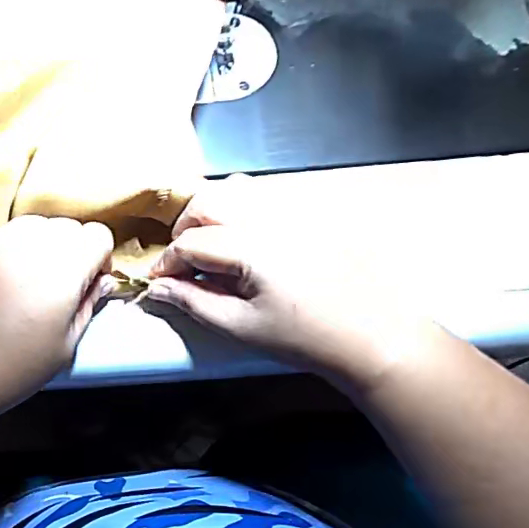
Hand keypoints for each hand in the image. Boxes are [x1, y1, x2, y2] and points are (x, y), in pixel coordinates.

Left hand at [0, 215, 114, 422]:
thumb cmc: (12, 369)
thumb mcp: (65, 346)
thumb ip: (89, 305)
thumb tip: (100, 282)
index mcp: (62, 267)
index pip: (98, 236)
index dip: (99, 260)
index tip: (88, 285)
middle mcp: (28, 242)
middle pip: (66, 227)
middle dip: (71, 252)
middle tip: (58, 289)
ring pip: (32, 227)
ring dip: (40, 247)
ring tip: (27, 284)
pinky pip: (0, 237)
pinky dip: (8, 253)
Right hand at [144, 181, 441, 394]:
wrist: (369, 335)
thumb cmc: (306, 337)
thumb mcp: (241, 327)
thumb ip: (194, 302)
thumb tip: (159, 289)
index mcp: (252, 247)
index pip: (191, 241)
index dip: (167, 262)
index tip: (158, 281)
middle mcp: (271, 218)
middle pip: (208, 201)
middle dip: (185, 228)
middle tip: (181, 262)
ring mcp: (294, 211)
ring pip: (236, 190)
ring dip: (212, 213)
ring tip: (210, 249)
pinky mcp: (311, 215)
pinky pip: (265, 196)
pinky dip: (241, 210)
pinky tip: (245, 243)